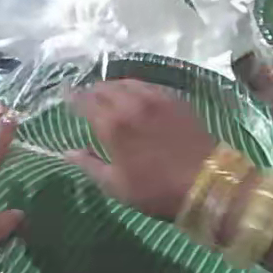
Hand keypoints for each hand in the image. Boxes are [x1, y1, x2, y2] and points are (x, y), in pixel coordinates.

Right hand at [67, 82, 219, 219]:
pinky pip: (148, 86)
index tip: (66, 95)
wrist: (207, 184)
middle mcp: (131, 103)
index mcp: (112, 124)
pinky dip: (135, 88)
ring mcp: (156, 98)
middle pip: (105, 88)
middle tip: (87, 98)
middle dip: (92, 91)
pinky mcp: (175, 100)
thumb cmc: (156, 190)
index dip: (73, 97)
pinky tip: (136, 96)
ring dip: (113, 87)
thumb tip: (67, 152)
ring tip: (109, 95)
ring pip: (127, 82)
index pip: (85, 101)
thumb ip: (90, 165)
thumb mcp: (116, 186)